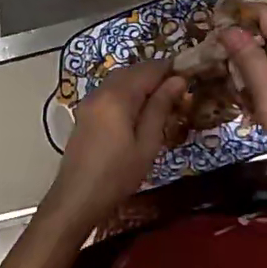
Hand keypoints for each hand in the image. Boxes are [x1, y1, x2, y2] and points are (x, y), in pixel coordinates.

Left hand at [48, 59, 185, 224]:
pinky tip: (139, 111)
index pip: (149, 69)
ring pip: (120, 80)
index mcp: (118, 96)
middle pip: (133, 71)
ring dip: (141, 83)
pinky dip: (128, 93)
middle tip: (179, 93)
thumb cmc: (117, 174)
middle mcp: (101, 91)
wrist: (77, 198)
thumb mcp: (147, 143)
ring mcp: (90, 101)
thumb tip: (178, 80)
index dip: (171, 70)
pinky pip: (110, 91)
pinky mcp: (85, 113)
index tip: (189, 81)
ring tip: (163, 101)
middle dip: (156, 76)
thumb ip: (161, 107)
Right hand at [221, 7, 266, 180]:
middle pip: (262, 32)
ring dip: (246, 65)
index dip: (238, 13)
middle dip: (238, 44)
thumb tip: (228, 29)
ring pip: (263, 52)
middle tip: (216, 61)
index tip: (213, 25)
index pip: (263, 13)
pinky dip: (256, 78)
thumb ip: (247, 57)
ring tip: (234, 86)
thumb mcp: (266, 90)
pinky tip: (249, 98)